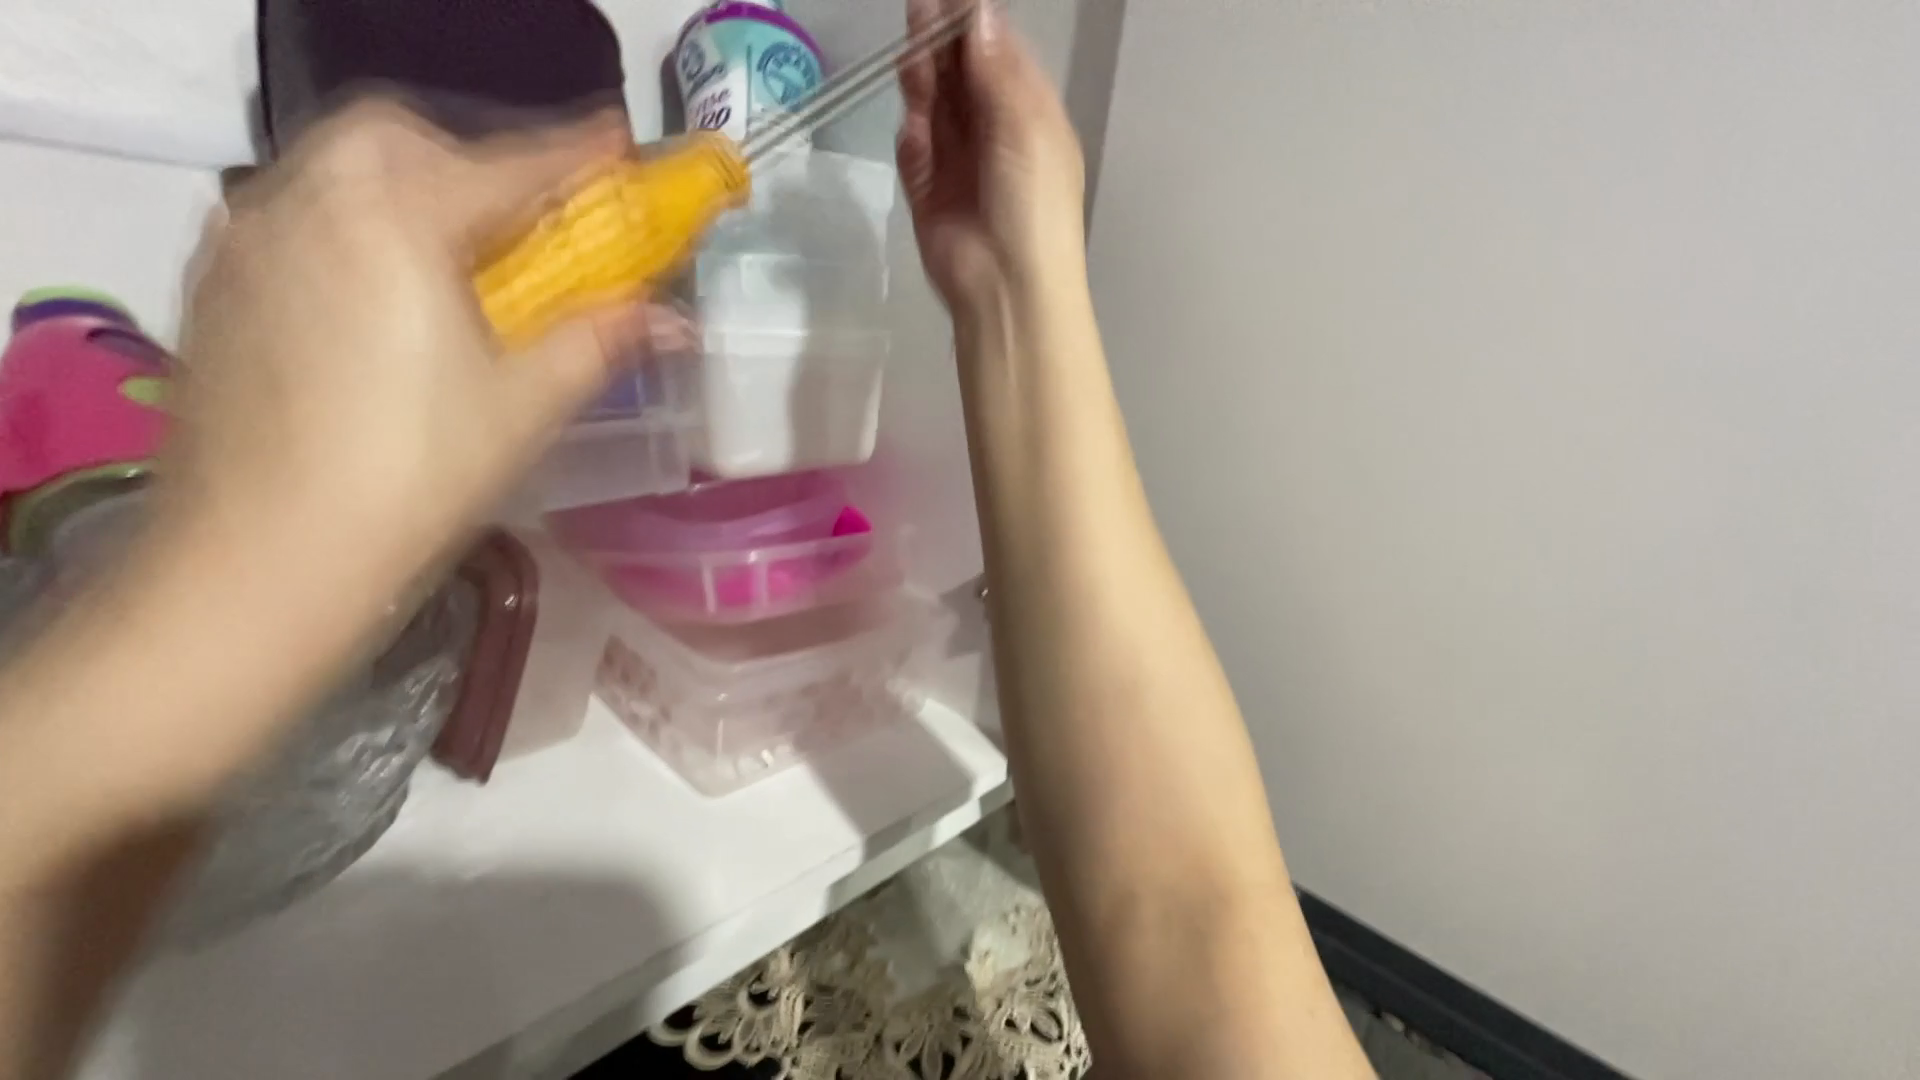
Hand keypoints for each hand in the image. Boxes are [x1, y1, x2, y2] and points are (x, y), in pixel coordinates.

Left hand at [157, 101, 679, 611]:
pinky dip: (357, 230)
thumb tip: (674, 318)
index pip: (508, 169)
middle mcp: (308, 203)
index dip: (573, 158)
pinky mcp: (220, 286)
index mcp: (396, 220)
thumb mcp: (529, 403)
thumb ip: (601, 339)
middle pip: (399, 142)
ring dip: (413, 195)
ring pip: (339, 175)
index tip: (619, 146)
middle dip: (473, 165)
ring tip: (460, 264)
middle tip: (525, 227)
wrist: (269, 555)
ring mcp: (250, 241)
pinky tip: (385, 300)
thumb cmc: (420, 472)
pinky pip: (298, 221)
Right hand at [896, 0, 1087, 319]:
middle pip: (962, 79)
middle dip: (941, 47)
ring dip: (923, 84)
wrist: (1008, 286)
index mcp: (1031, 119)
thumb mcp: (1028, 128)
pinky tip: (917, 134)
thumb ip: (1000, 72)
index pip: (999, 58)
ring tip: (910, 58)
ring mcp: (960, 167)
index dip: (974, 25)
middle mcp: (995, 137)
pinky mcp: (929, 196)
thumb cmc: (1033, 204)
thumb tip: (979, 13)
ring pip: (935, 111)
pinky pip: (915, 155)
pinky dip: (913, 141)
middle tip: (917, 10)